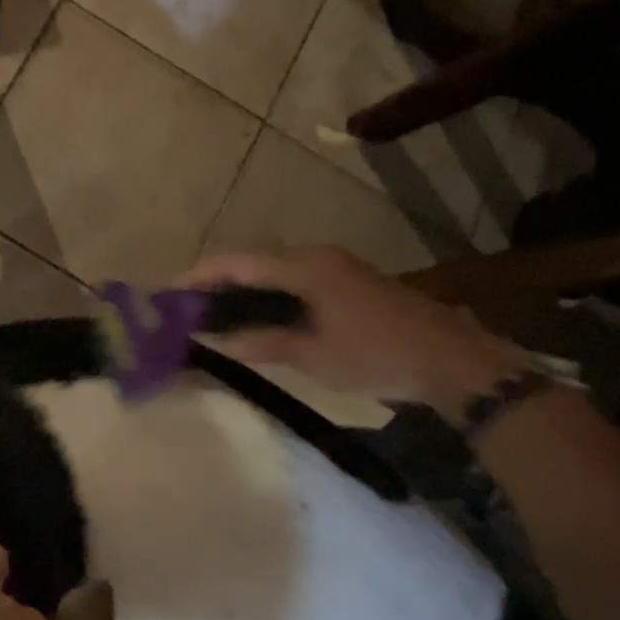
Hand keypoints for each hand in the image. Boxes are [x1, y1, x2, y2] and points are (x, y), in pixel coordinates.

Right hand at [178, 247, 526, 417]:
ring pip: (272, 273)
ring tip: (209, 317)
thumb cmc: (376, 355)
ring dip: (241, 292)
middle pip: (251, 263)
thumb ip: (260, 342)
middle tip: (184, 310)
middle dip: (214, 284)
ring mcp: (335, 268)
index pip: (236, 263)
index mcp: (304, 266)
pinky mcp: (347, 284)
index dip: (198, 275)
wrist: (453, 362)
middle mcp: (315, 257)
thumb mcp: (312, 355)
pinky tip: (255, 319)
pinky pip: (292, 283)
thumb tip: (213, 339)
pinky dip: (266, 297)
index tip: (166, 293)